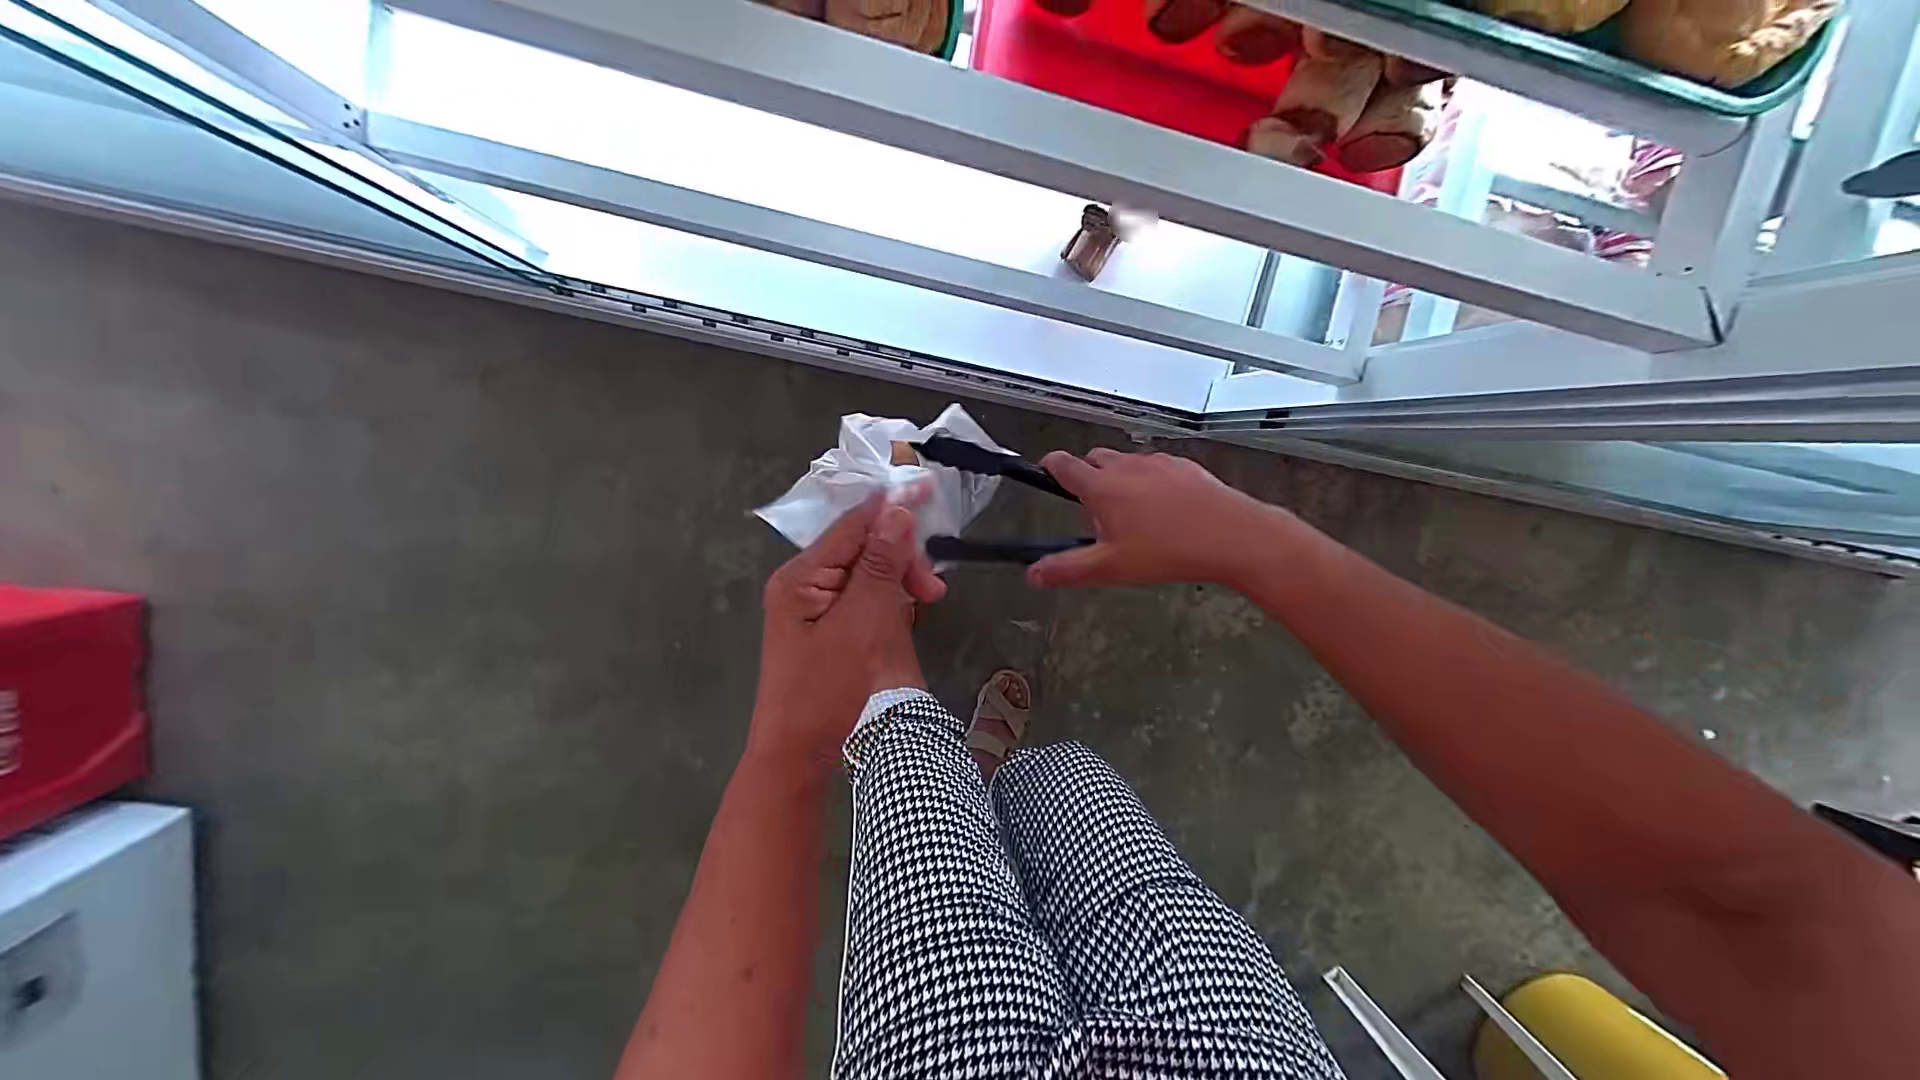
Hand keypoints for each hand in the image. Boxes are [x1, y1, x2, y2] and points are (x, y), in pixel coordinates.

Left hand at [750, 496, 946, 767]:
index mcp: (801, 576)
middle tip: (934, 588)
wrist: (799, 757)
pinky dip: (889, 603)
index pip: (853, 525)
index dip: (892, 506)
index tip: (930, 488)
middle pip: (861, 549)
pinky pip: (864, 600)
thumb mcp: (862, 624)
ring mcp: (814, 608)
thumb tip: (898, 511)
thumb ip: (880, 565)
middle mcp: (803, 584)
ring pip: (867, 575)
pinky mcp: (828, 630)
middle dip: (901, 559)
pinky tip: (904, 617)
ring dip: (899, 582)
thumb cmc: (829, 692)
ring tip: (925, 604)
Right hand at [1026, 449, 1288, 588]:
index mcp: (1102, 488)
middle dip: (1086, 474)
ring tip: (1129, 511)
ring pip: (1126, 461)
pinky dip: (1149, 479)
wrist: (1232, 536)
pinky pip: (1156, 466)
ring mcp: (1158, 464)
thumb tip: (1034, 574)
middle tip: (1092, 506)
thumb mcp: (1112, 567)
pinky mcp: (1184, 466)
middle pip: (1094, 458)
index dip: (1050, 465)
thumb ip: (1068, 569)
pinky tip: (1163, 507)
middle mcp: (1127, 468)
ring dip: (1118, 477)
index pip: (1064, 465)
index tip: (1045, 468)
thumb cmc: (1171, 550)